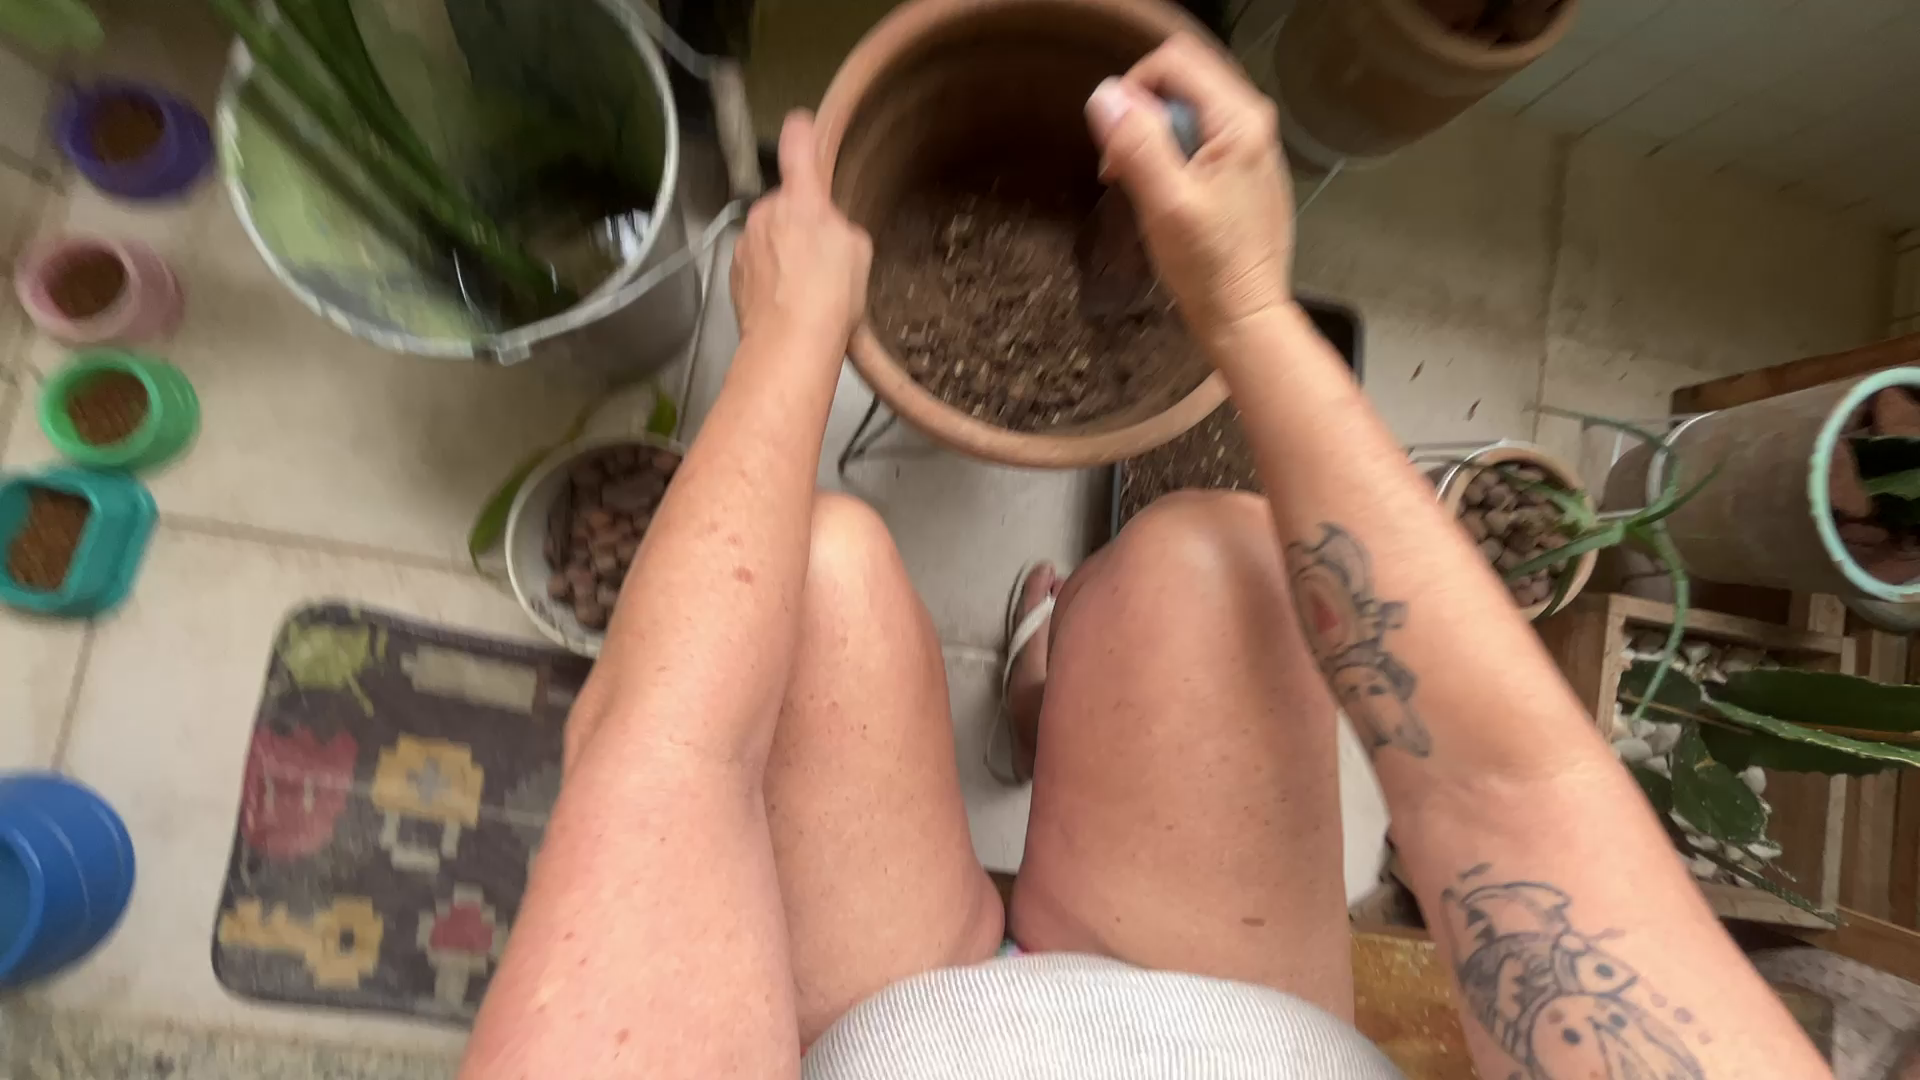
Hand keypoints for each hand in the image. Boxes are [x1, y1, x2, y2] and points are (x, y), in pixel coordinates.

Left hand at [730, 111, 873, 348]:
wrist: (790, 344)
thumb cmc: (830, 297)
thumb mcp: (859, 252)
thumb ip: (840, 226)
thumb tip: (826, 229)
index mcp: (801, 199)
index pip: (798, 146)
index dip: (803, 133)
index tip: (803, 128)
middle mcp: (765, 212)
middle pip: (785, 205)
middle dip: (800, 224)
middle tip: (822, 259)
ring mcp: (745, 243)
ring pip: (769, 237)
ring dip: (783, 254)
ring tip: (805, 290)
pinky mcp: (734, 275)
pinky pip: (756, 266)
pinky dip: (770, 280)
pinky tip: (787, 304)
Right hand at [1085, 36, 1294, 350]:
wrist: (1245, 315)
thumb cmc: (1206, 267)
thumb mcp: (1165, 205)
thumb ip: (1137, 145)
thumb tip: (1103, 95)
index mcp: (1238, 118)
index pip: (1174, 61)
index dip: (1132, 90)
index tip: (1112, 142)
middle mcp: (1252, 120)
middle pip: (1183, 81)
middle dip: (1141, 114)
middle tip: (1120, 167)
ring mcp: (1251, 147)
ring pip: (1190, 111)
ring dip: (1153, 138)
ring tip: (1137, 186)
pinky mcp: (1244, 173)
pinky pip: (1201, 141)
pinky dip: (1173, 157)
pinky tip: (1163, 197)